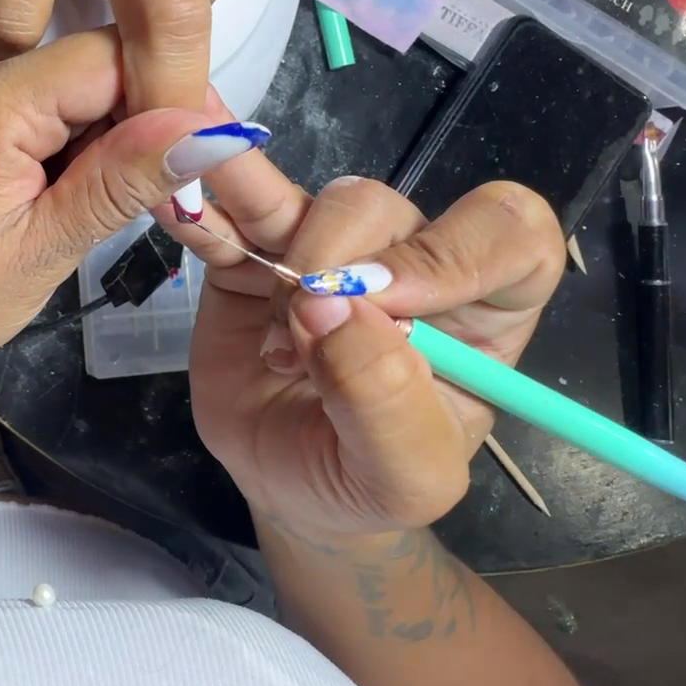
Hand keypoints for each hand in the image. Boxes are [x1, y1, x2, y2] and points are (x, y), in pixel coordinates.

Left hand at [0, 30, 268, 395]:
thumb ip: (122, 183)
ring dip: (113, 134)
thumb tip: (211, 131)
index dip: (171, 92)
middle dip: (146, 117)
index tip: (215, 148)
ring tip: (138, 196)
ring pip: (68, 88)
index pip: (107, 55)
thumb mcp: (41, 250)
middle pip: (89, 65)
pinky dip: (74, 142)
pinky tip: (87, 188)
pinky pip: (36, 108)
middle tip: (184, 182)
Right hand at [162, 174, 565, 538]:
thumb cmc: (360, 484)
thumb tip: (334, 308)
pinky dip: (206, 212)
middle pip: (382, 209)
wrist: (278, 482)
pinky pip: (230, 215)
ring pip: (307, 201)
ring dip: (278, 257)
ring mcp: (323, 252)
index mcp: (476, 311)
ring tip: (268, 338)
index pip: (506, 234)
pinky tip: (179, 210)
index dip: (450, 252)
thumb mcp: (402, 478)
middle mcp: (404, 265)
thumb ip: (387, 402)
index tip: (385, 303)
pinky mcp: (252, 254)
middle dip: (333, 268)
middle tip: (298, 345)